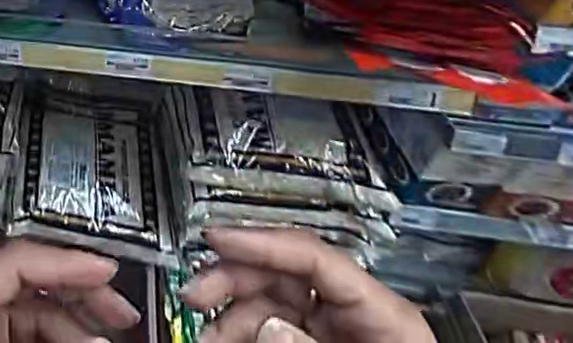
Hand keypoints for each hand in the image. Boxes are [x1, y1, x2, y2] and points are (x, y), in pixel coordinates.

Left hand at [0, 239, 142, 342]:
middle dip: (77, 294)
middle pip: (27, 285)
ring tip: (107, 340)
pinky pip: (24, 338)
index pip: (15, 263)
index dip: (64, 261)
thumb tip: (98, 340)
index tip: (103, 268)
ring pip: (31, 314)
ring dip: (74, 327)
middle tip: (118, 305)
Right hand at [180, 228, 434, 342]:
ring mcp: (333, 333)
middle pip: (281, 274)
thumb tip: (266, 327)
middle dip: (234, 281)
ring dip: (231, 317)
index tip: (213, 240)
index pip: (310, 256)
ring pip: (268, 304)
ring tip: (202, 337)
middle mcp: (352, 312)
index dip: (258, 241)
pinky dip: (243, 334)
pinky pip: (271, 331)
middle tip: (193, 295)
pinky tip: (219, 341)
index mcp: (379, 312)